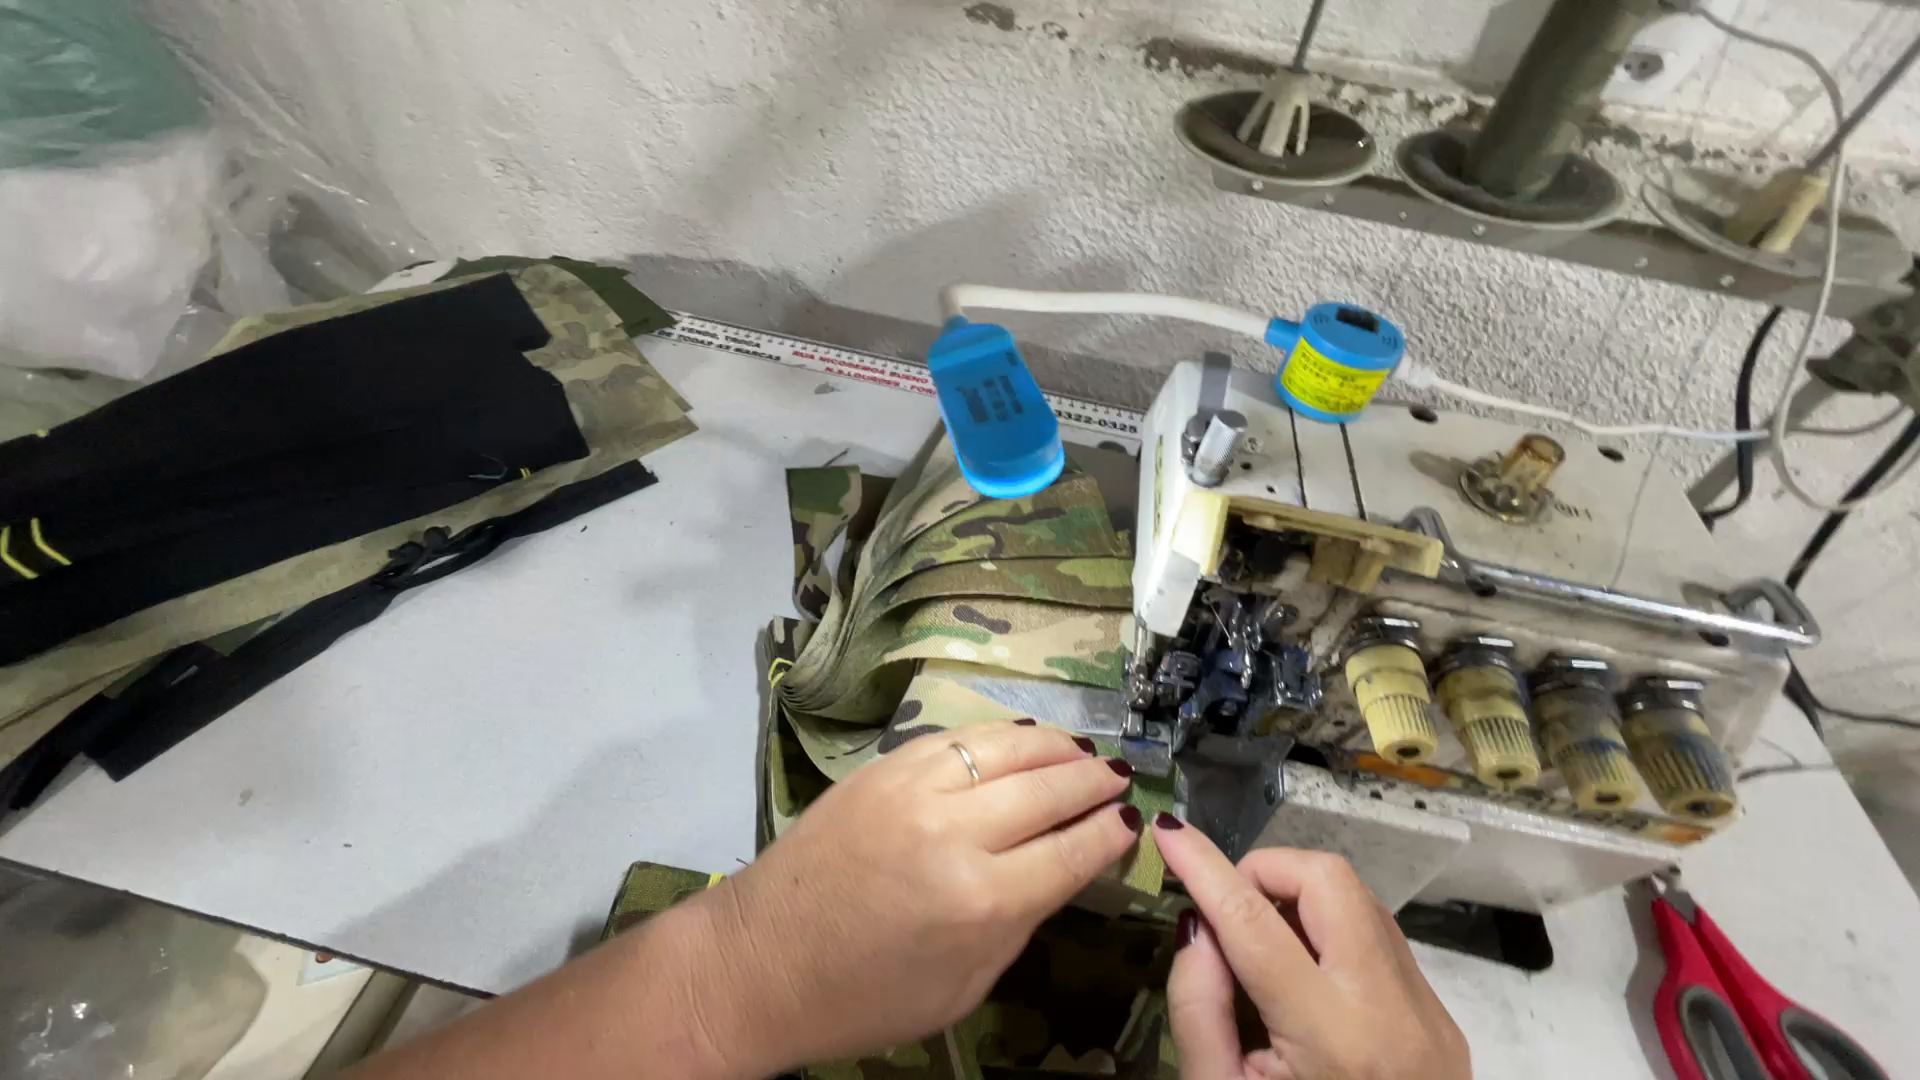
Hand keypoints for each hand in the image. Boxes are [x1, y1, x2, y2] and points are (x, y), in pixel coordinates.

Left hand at [686, 720, 1143, 1075]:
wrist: (762, 960)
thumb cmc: (866, 996)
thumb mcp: (964, 984)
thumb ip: (1021, 919)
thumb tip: (1066, 862)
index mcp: (979, 902)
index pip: (1069, 852)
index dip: (1109, 833)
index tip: (1133, 818)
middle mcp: (953, 833)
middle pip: (1046, 791)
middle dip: (1092, 780)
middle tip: (1120, 774)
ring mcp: (913, 789)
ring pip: (1005, 748)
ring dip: (1054, 745)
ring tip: (1083, 749)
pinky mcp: (884, 767)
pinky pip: (957, 737)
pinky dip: (999, 735)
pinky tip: (1023, 737)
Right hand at [1153, 820, 1469, 1079]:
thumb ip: (1198, 1002)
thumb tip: (1201, 924)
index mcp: (1336, 1041)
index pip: (1253, 919)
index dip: (1202, 866)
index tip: (1168, 830)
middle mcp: (1397, 1012)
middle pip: (1327, 878)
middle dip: (1264, 870)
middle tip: (1228, 911)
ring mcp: (1430, 1014)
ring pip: (1356, 896)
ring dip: (1296, 897)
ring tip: (1263, 946)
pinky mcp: (1442, 1019)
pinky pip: (1375, 933)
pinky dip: (1326, 927)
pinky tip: (1304, 977)